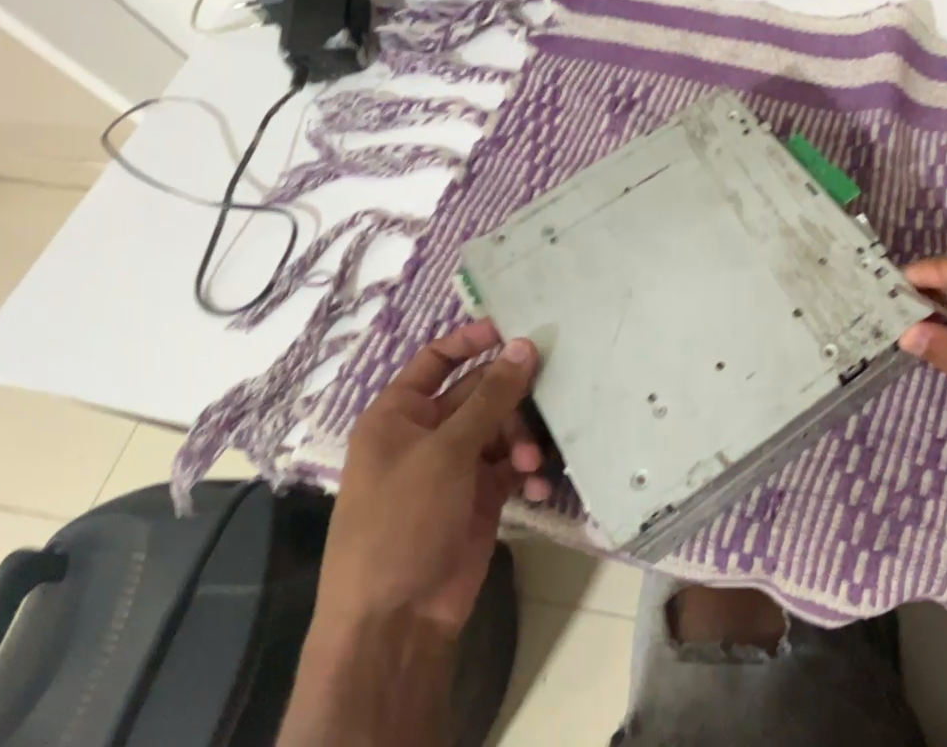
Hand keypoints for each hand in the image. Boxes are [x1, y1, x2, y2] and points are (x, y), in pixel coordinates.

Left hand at [314, 322, 540, 636]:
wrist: (397, 614)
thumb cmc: (403, 521)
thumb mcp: (446, 453)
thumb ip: (490, 398)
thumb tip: (524, 346)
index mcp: (399, 415)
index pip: (436, 361)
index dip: (472, 342)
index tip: (518, 332)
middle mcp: (427, 435)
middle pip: (479, 394)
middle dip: (512, 399)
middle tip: (549, 397)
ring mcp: (454, 467)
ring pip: (502, 430)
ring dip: (523, 440)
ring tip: (533, 462)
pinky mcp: (480, 496)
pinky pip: (511, 467)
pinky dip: (527, 472)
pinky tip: (539, 487)